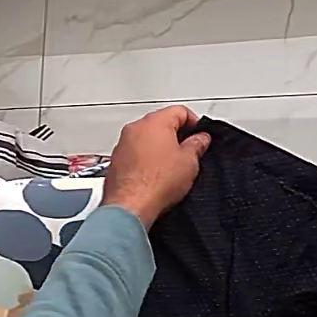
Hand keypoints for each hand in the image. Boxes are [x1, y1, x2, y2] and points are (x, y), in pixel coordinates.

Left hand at [100, 105, 211, 227]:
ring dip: (159, 148)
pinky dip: (145, 159)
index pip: (180, 111)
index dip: (194, 123)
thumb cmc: (155, 183)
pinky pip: (134, 153)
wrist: (130, 205)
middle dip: (176, 135)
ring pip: (146, 138)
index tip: (200, 136)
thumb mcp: (189, 162)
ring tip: (171, 166)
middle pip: (161, 123)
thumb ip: (197, 144)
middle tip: (188, 151)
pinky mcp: (116, 160)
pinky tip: (154, 175)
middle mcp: (135, 128)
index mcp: (154, 122)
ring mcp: (122, 144)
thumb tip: (200, 139)